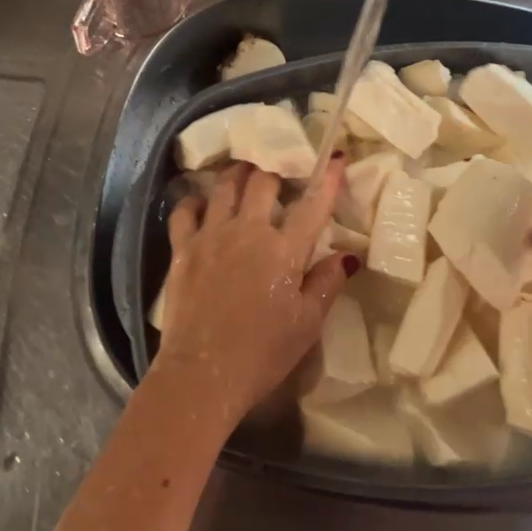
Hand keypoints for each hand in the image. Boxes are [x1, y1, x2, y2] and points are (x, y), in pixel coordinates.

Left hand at [151, 158, 357, 422]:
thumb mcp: (307, 324)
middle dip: (274, 169)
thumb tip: (348, 255)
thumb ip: (327, 284)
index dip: (325, 179)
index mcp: (284, 250)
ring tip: (243, 171)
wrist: (202, 374)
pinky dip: (194, 201)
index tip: (334, 156)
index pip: (311, 205)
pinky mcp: (183, 248)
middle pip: (262, 181)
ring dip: (237, 174)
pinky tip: (201, 205)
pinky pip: (185, 210)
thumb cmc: (262, 354)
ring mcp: (211, 236)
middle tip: (278, 170)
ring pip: (224, 186)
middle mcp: (248, 231)